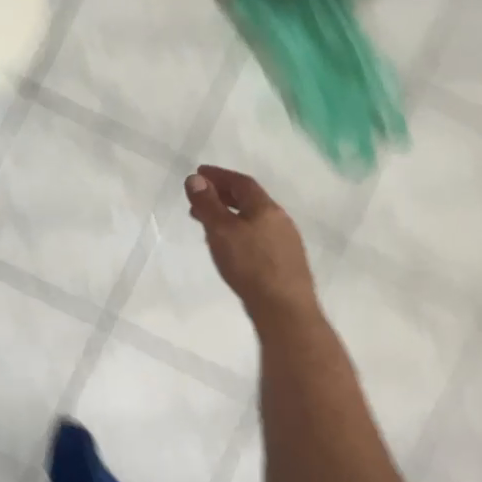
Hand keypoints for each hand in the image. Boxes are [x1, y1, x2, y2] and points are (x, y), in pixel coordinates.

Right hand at [184, 165, 319, 323]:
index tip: (198, 172)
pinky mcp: (284, 260)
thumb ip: (207, 203)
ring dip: (229, 212)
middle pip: (249, 199)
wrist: (284, 308)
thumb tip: (196, 178)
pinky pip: (257, 233)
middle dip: (222, 193)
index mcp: (266, 209)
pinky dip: (238, 228)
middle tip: (199, 196)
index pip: (242, 183)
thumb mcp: (220, 230)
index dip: (219, 175)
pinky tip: (228, 243)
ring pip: (253, 218)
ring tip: (207, 220)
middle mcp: (280, 220)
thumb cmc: (249, 264)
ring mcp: (285, 241)